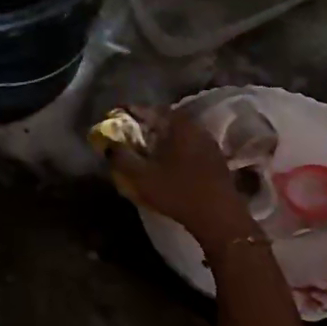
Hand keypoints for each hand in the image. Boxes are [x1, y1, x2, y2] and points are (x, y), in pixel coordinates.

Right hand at [107, 106, 254, 257]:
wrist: (218, 216)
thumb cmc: (176, 192)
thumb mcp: (141, 176)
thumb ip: (121, 157)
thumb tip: (108, 145)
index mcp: (177, 125)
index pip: (149, 109)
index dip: (130, 111)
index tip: (115, 114)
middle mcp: (194, 127)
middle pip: (165, 118)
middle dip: (145, 123)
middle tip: (129, 131)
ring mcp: (208, 142)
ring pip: (178, 132)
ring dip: (161, 136)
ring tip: (146, 146)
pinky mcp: (215, 158)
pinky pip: (188, 144)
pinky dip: (174, 147)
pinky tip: (167, 161)